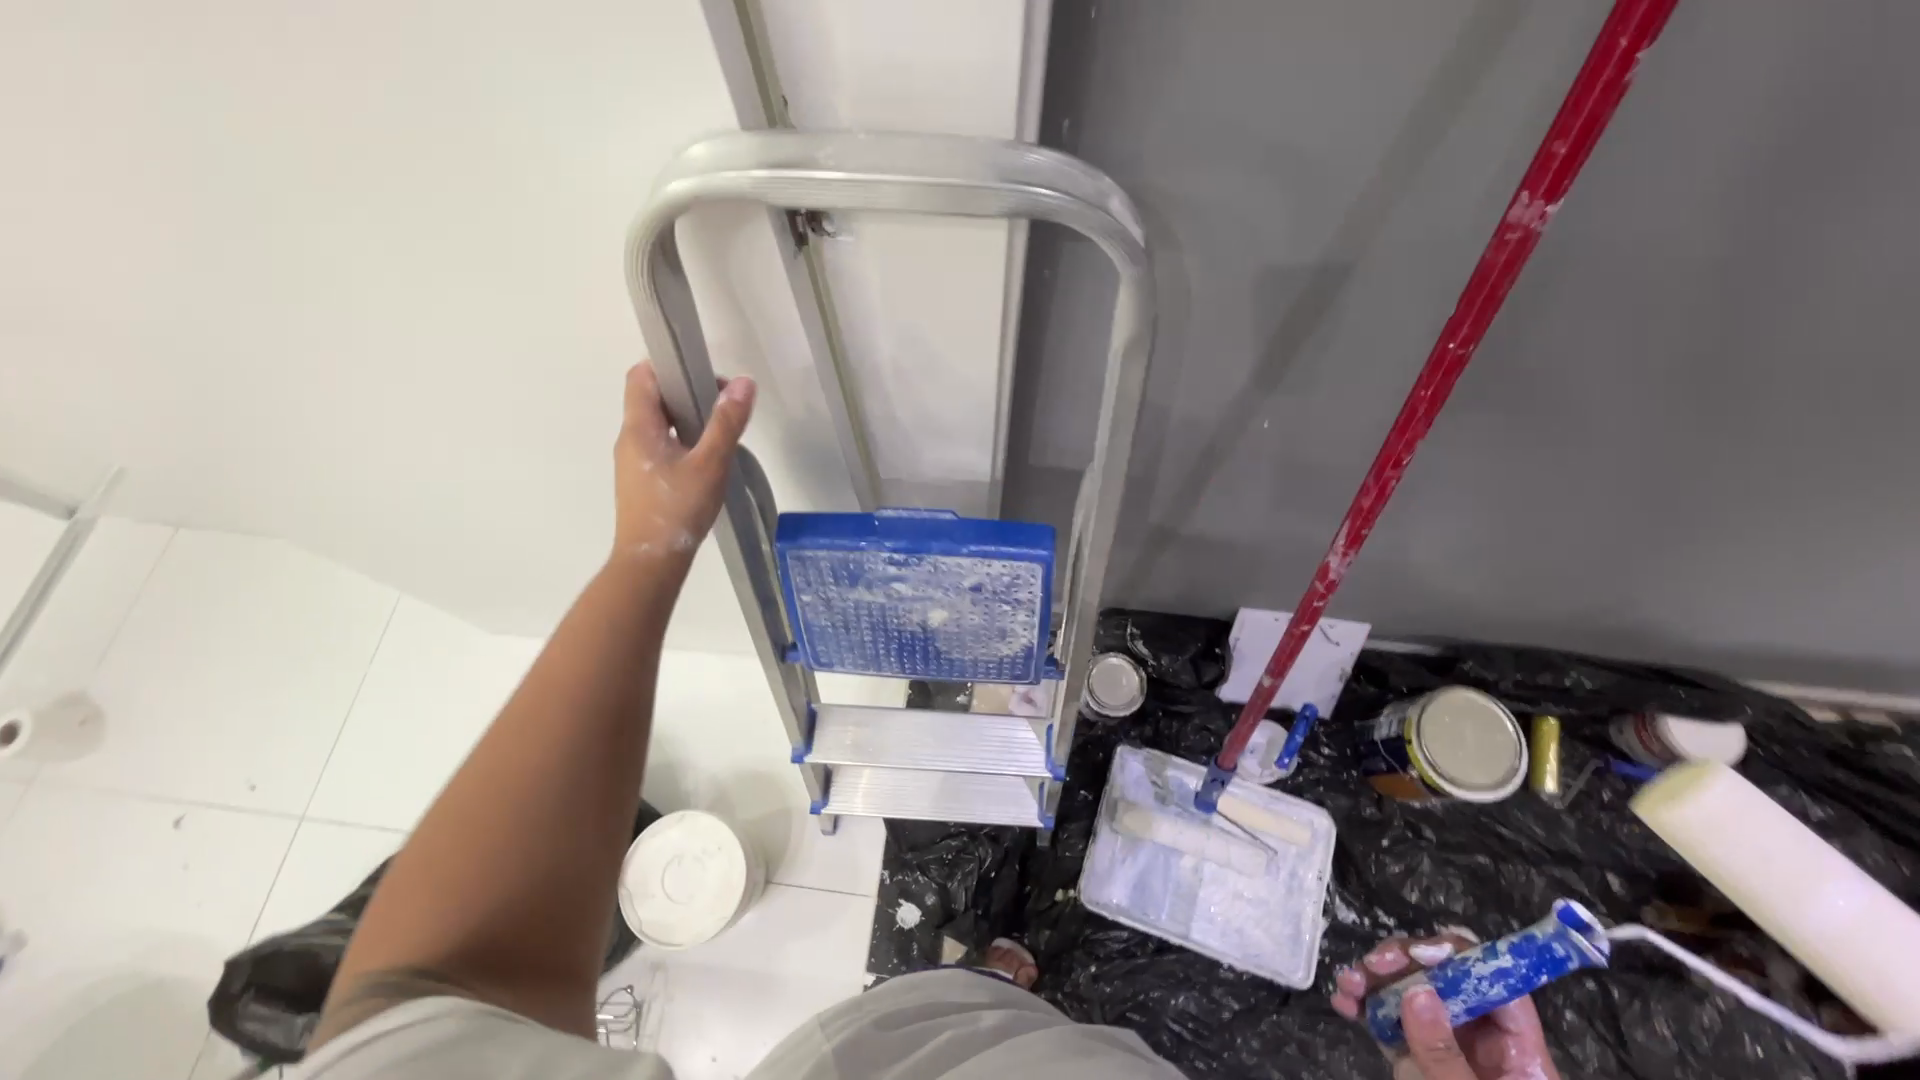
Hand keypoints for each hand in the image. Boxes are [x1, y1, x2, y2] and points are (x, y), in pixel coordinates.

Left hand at [610, 361, 754, 564]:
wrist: (651, 562)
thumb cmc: (677, 510)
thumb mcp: (710, 464)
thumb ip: (727, 422)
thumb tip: (743, 383)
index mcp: (638, 428)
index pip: (642, 376)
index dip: (669, 366)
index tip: (704, 376)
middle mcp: (630, 439)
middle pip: (653, 399)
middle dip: (688, 393)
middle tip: (723, 406)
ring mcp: (634, 462)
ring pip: (660, 425)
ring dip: (688, 419)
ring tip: (721, 434)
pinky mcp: (643, 480)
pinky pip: (662, 446)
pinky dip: (684, 442)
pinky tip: (708, 460)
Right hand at [1330, 933, 1560, 1079]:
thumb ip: (1445, 1057)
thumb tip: (1417, 991)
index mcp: (1520, 1056)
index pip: (1501, 987)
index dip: (1464, 958)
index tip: (1423, 953)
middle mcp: (1483, 1043)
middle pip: (1451, 979)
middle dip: (1408, 962)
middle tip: (1377, 963)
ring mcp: (1445, 1050)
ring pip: (1412, 993)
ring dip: (1376, 979)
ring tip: (1348, 982)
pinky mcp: (1413, 1063)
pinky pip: (1388, 1022)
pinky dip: (1364, 1006)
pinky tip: (1342, 1001)